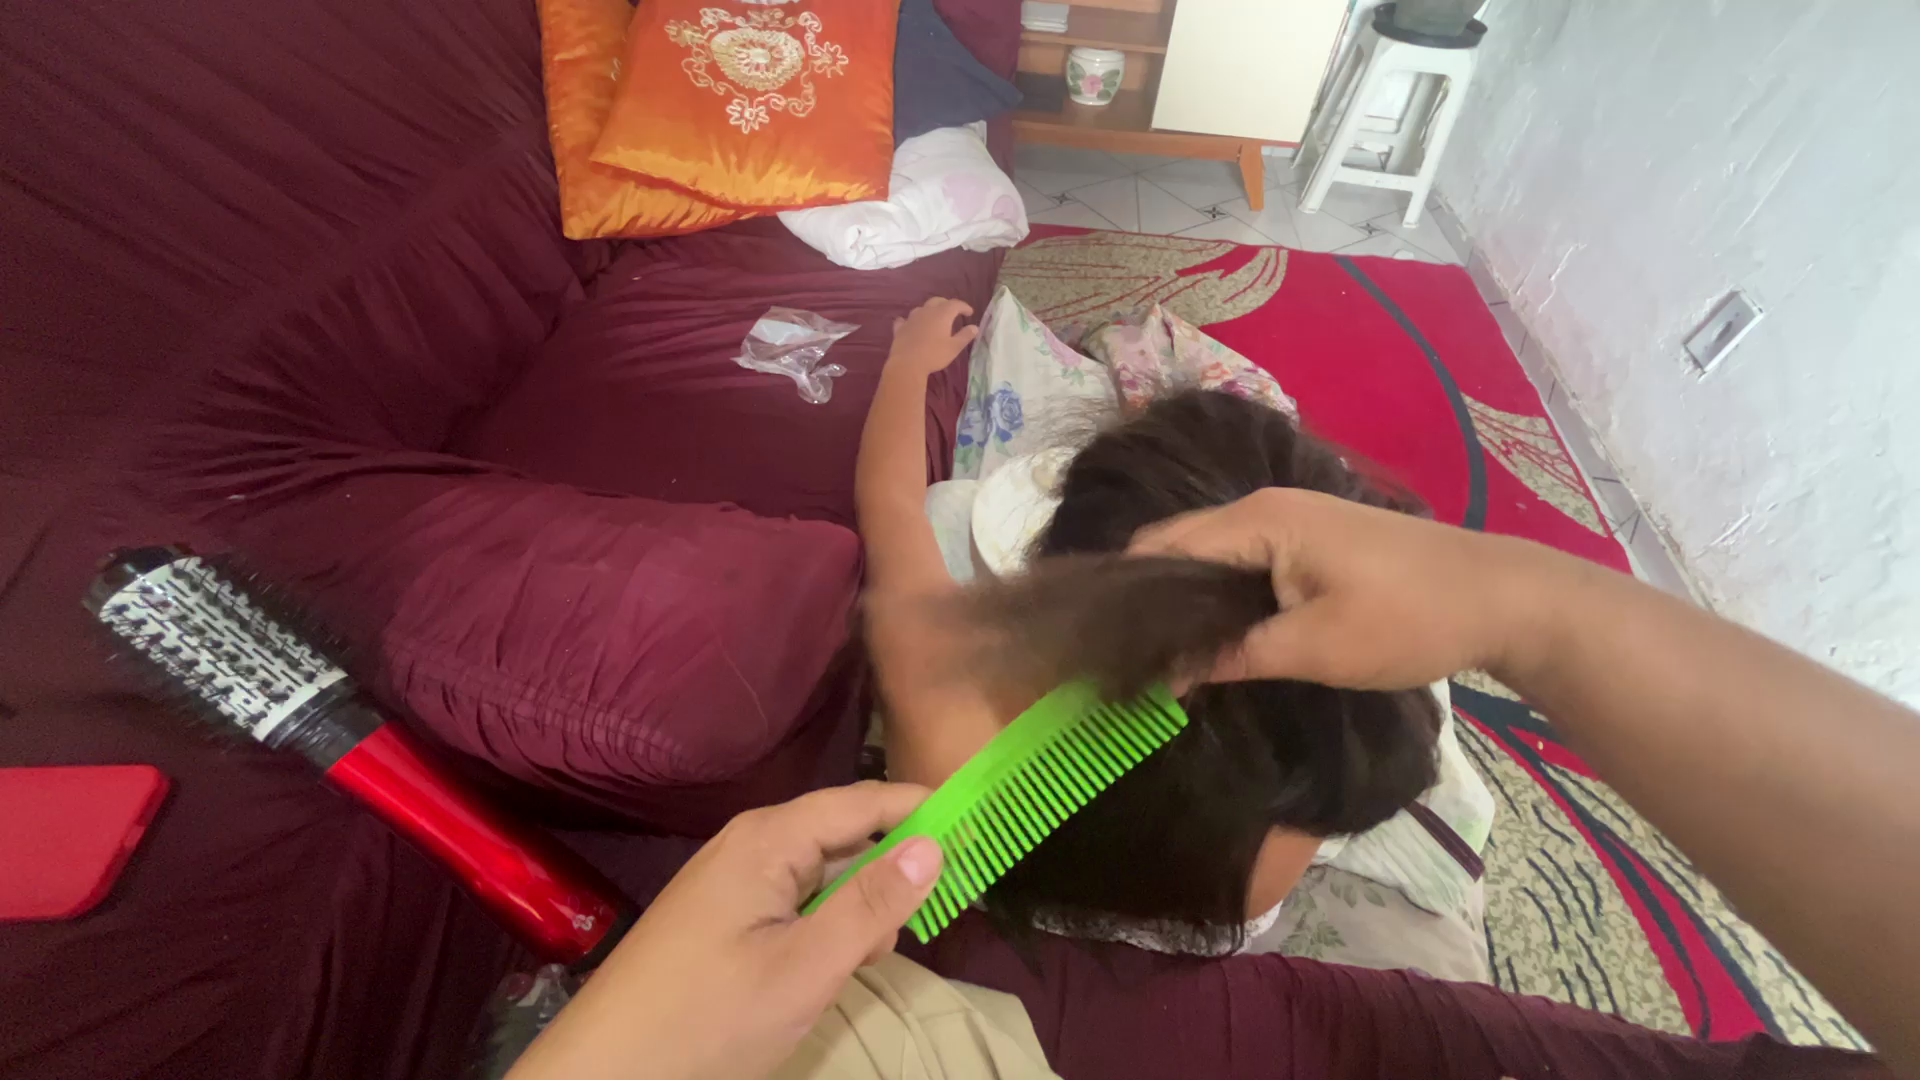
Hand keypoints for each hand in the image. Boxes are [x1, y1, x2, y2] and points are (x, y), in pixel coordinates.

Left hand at [507, 783, 941, 1079]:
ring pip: (822, 869)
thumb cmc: (707, 1022)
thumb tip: (934, 843)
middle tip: (908, 926)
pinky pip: (796, 895)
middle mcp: (754, 840)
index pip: (864, 800)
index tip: (973, 822)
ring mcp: (735, 874)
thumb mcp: (805, 969)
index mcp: (771, 837)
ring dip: (856, 904)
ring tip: (864, 956)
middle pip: (845, 834)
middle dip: (886, 872)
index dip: (920, 807)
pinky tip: (829, 960)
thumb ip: (872, 903)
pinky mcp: (726, 909)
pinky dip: (825, 921)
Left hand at [888, 297, 977, 375]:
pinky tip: (910, 324)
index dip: (964, 306)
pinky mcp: (900, 327)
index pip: (955, 304)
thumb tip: (975, 327)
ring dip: (929, 310)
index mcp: (942, 314)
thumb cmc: (934, 355)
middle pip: (938, 301)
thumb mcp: (954, 347)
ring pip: (922, 308)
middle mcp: (926, 311)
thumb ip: (965, 336)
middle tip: (952, 312)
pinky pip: (905, 319)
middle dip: (946, 304)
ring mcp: (911, 318)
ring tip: (933, 318)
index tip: (969, 312)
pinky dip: (911, 320)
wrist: (907, 363)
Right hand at [1129, 487, 1572, 689]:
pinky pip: (1237, 555)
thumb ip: (1233, 655)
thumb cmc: (1409, 618)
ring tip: (1165, 643)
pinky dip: (1216, 587)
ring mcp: (1284, 516)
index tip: (1113, 641)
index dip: (1133, 590)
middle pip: (1178, 542)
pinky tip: (1214, 625)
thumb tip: (1166, 679)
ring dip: (1184, 592)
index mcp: (1257, 521)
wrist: (1504, 596)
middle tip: (1135, 649)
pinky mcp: (1303, 534)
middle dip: (1152, 591)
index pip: (1163, 545)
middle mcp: (1260, 507)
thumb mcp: (1315, 648)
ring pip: (1207, 549)